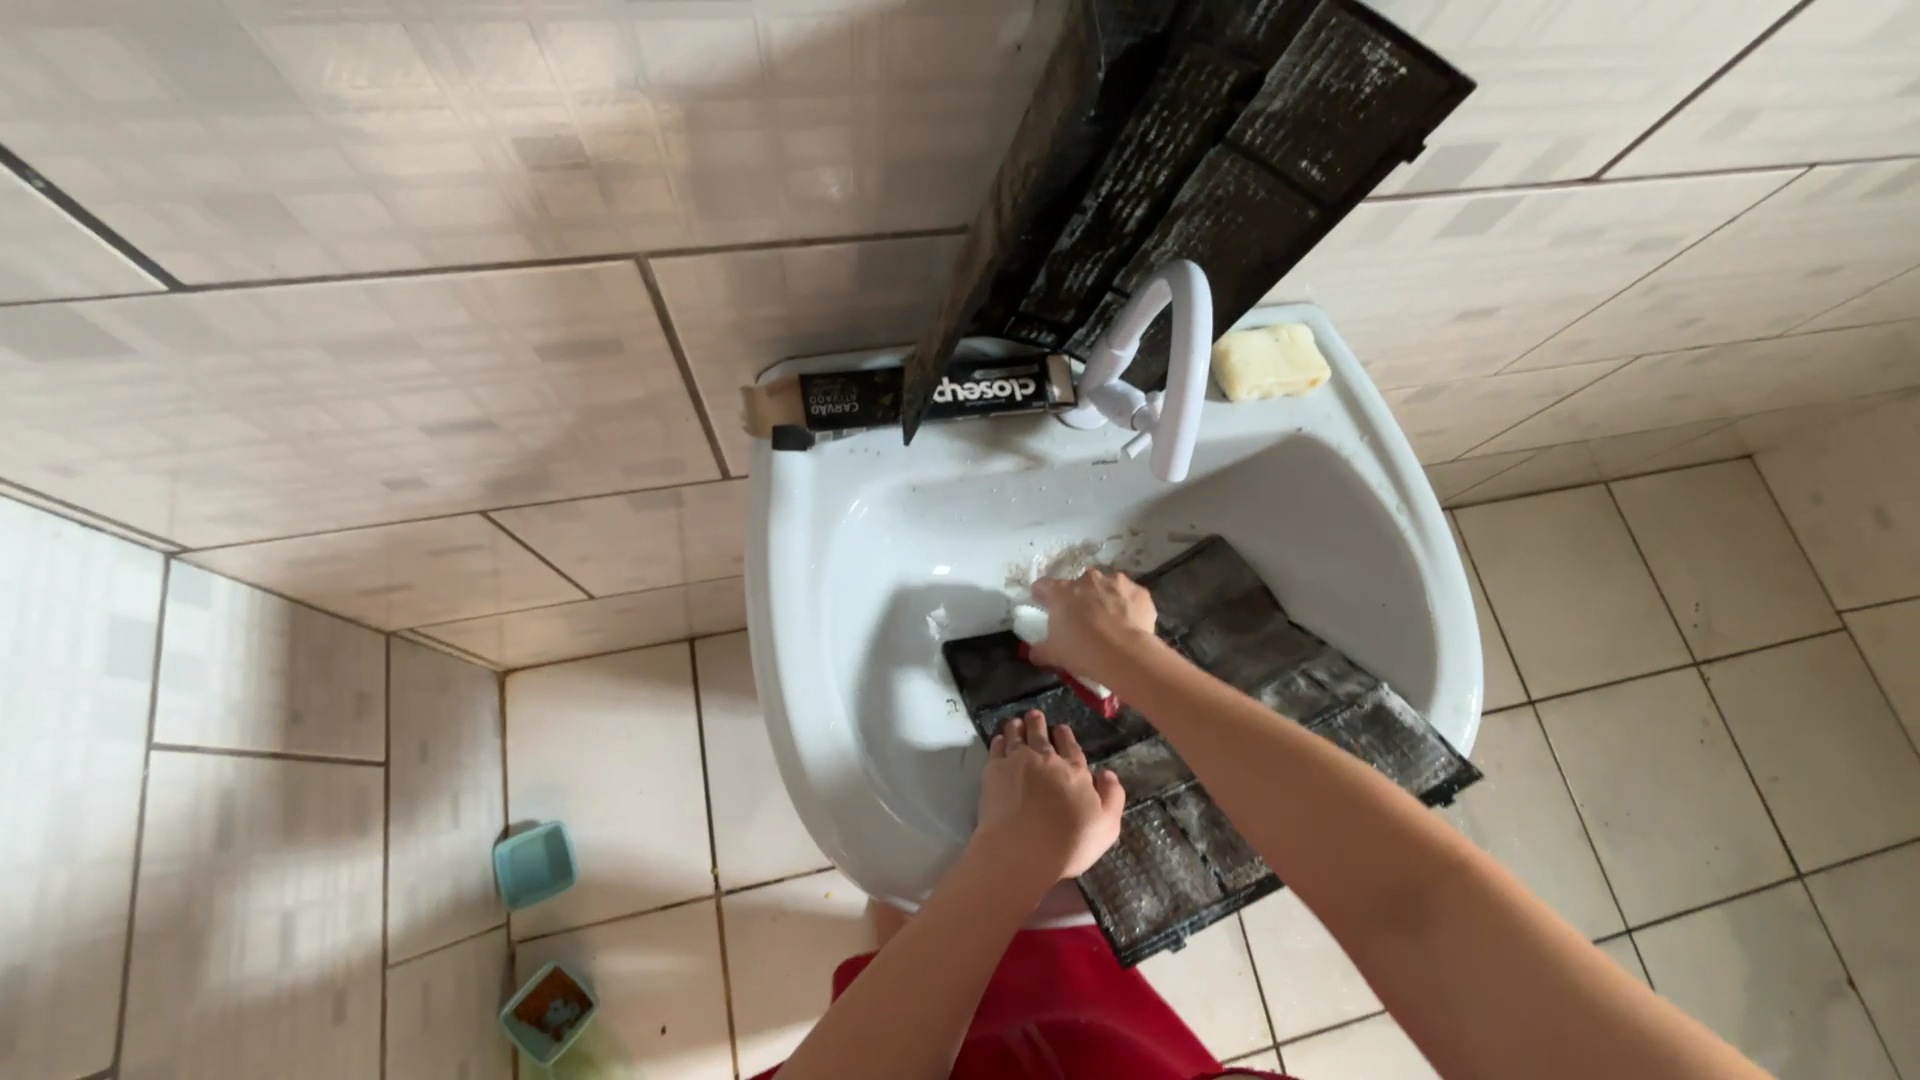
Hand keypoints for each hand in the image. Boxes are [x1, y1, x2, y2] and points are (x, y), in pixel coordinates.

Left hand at [975, 711, 1124, 881]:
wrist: (1022, 850)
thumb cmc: (1069, 844)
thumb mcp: (1107, 826)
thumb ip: (1112, 797)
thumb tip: (1108, 773)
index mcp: (1074, 771)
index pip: (1071, 748)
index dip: (1065, 737)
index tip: (1061, 728)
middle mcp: (1046, 760)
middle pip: (1042, 736)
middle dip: (1039, 724)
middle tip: (1035, 715)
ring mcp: (1018, 762)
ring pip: (1017, 737)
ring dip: (1017, 728)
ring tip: (1015, 722)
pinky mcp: (994, 771)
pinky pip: (997, 749)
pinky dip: (999, 742)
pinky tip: (999, 740)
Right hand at [1029, 569, 1159, 687]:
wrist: (1126, 655)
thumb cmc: (1082, 651)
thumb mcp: (1053, 654)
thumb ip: (1040, 649)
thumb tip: (1034, 651)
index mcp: (1062, 592)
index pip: (1043, 586)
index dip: (1042, 595)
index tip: (1044, 605)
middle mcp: (1088, 580)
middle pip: (1078, 585)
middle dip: (1078, 598)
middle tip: (1081, 619)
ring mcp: (1116, 582)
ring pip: (1106, 586)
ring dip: (1104, 598)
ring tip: (1109, 622)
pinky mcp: (1139, 592)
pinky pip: (1130, 597)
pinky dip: (1128, 606)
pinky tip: (1129, 624)